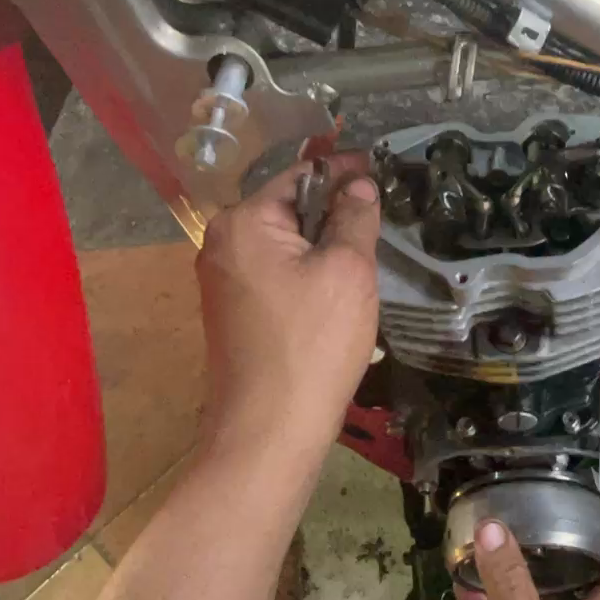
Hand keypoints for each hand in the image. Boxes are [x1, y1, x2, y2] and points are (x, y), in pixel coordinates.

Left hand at [195, 151, 381, 457]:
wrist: (269, 431)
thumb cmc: (313, 341)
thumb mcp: (347, 270)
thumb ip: (354, 217)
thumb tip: (358, 183)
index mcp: (243, 223)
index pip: (299, 174)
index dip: (341, 169)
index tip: (378, 168)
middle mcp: (221, 244)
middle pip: (288, 208)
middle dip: (333, 210)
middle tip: (378, 217)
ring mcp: (222, 282)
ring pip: (284, 244)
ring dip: (323, 244)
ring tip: (365, 254)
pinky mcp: (233, 313)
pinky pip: (276, 273)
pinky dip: (307, 271)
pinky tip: (338, 292)